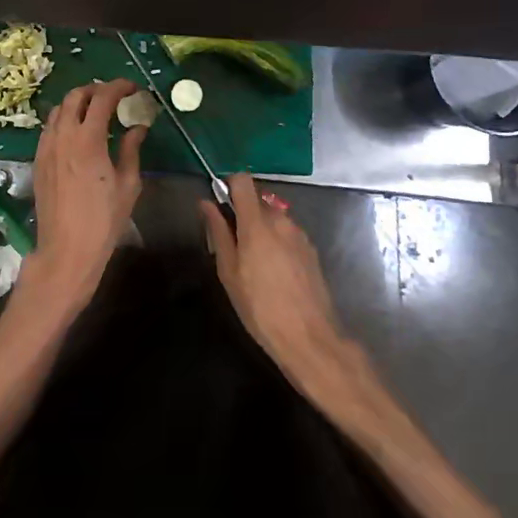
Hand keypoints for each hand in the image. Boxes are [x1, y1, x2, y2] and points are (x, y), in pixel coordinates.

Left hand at [27, 80, 146, 296]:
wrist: (66, 249)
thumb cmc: (104, 220)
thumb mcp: (128, 185)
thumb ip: (131, 150)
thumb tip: (138, 128)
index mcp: (88, 139)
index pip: (102, 98)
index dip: (118, 87)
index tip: (132, 88)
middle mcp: (63, 136)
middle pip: (75, 96)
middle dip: (95, 90)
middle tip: (113, 96)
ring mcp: (46, 147)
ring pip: (58, 110)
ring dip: (77, 103)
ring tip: (95, 111)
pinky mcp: (38, 160)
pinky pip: (49, 128)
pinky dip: (64, 120)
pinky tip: (77, 133)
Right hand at [202, 174, 352, 388]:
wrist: (309, 337)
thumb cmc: (260, 307)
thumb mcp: (229, 272)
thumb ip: (218, 232)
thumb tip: (206, 203)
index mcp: (257, 222)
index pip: (243, 180)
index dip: (229, 185)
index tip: (221, 203)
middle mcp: (281, 220)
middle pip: (257, 201)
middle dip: (243, 215)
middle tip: (233, 246)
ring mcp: (299, 234)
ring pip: (273, 218)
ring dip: (261, 230)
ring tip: (255, 264)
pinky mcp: (311, 249)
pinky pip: (287, 234)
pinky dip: (277, 242)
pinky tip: (275, 273)